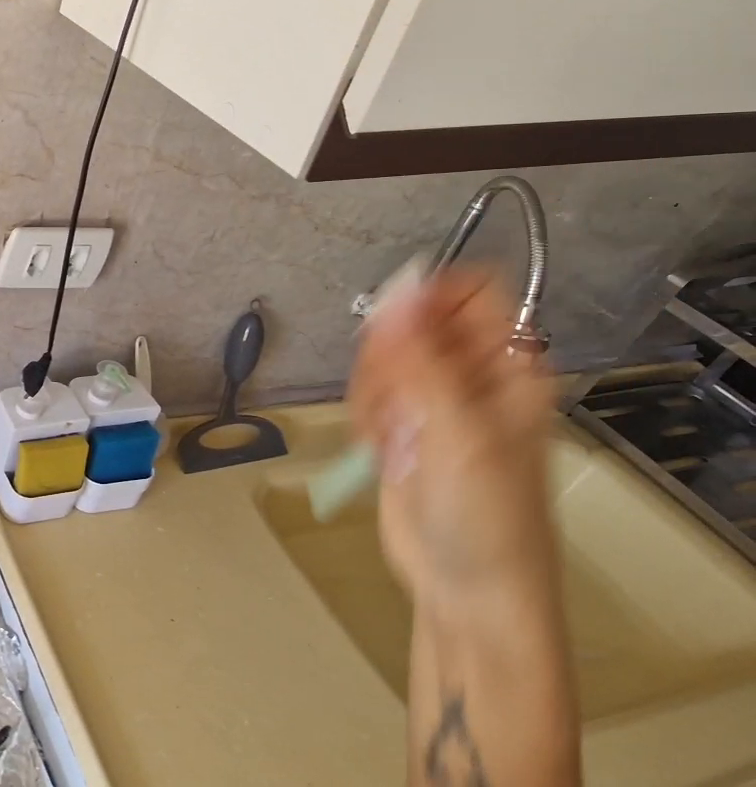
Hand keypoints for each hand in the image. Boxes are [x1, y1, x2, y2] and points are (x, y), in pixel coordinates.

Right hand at [348, 268, 561, 617]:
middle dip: (387, 359)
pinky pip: (368, 392)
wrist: (466, 582)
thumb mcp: (457, 429)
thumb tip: (396, 294)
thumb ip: (422, 358)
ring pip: (381, 357)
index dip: (426, 300)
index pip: (472, 294)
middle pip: (411, 323)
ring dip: (371, 392)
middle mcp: (474, 375)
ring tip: (389, 435)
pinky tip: (380, 447)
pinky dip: (364, 415)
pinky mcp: (403, 424)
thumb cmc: (486, 512)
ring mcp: (435, 400)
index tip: (392, 335)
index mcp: (510, 367)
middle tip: (394, 403)